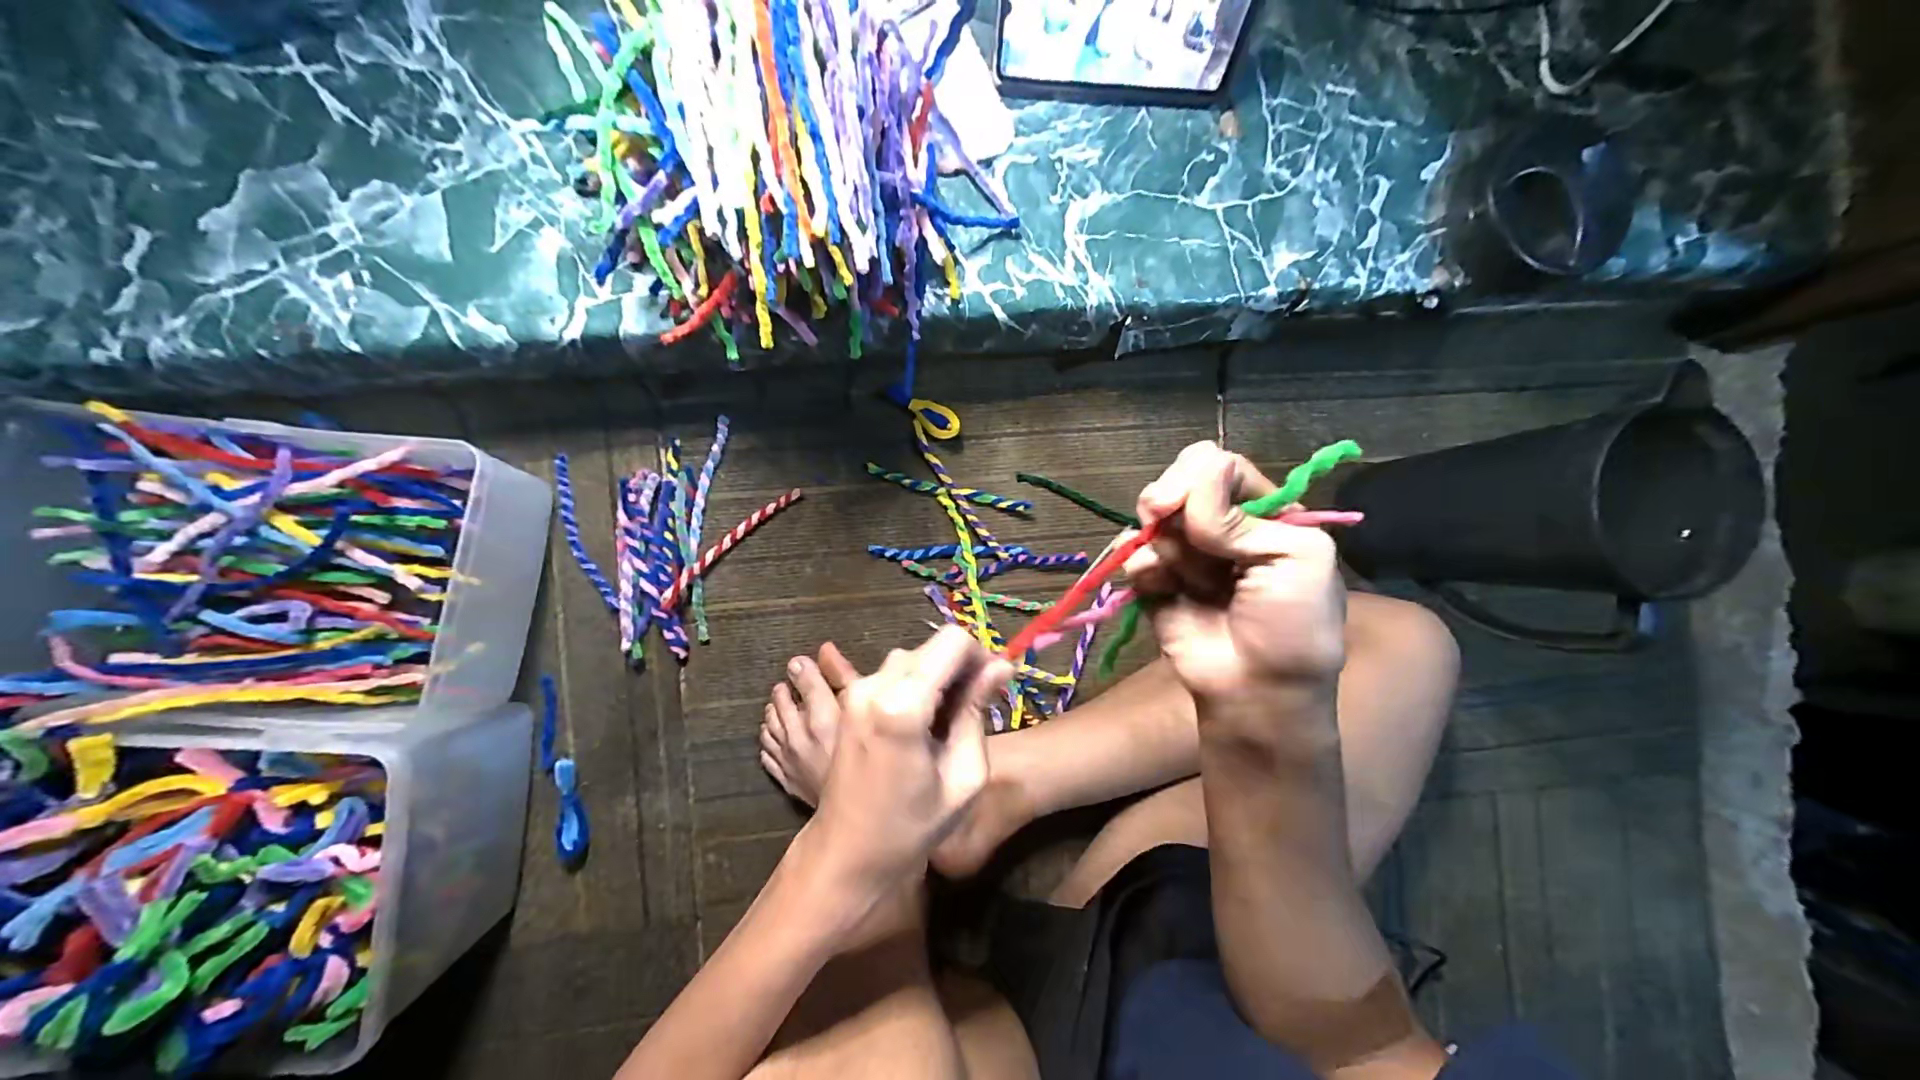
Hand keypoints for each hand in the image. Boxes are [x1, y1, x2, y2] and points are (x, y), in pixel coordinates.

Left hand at [802, 626, 1009, 900]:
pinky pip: (893, 673)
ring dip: (937, 677)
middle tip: (975, 709)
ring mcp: (855, 691)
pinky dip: (916, 685)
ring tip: (948, 722)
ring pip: (912, 659)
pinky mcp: (849, 699)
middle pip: (932, 648)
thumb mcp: (964, 776)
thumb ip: (977, 711)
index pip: (952, 642)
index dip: (979, 657)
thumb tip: (1000, 667)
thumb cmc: (912, 826)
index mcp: (900, 706)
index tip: (991, 688)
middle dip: (959, 668)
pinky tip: (923, 722)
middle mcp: (873, 687)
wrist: (848, 852)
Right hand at [1125, 441, 1346, 701]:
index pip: (1222, 469)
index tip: (1181, 500)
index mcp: (1265, 515)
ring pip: (1152, 517)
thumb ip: (1239, 516)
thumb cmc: (1291, 625)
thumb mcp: (1295, 557)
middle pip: (1180, 483)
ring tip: (1183, 574)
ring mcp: (1186, 555)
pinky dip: (1141, 565)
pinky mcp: (1156, 582)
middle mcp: (1222, 528)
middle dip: (1169, 497)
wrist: (1255, 691)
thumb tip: (1187, 480)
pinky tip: (1157, 584)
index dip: (1198, 475)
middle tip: (1160, 515)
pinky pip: (1133, 555)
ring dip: (1162, 540)